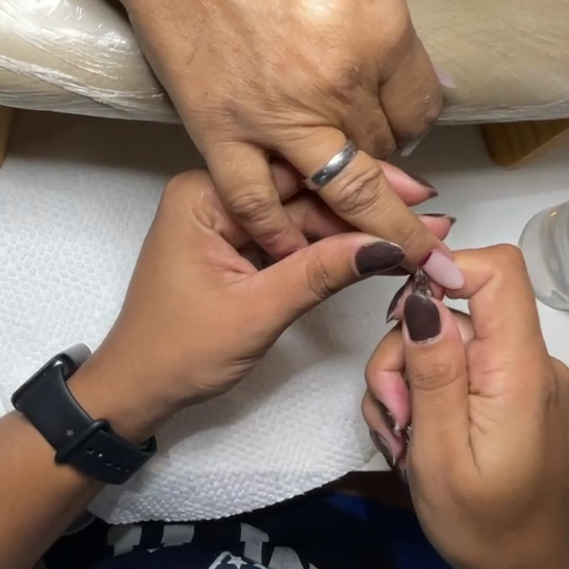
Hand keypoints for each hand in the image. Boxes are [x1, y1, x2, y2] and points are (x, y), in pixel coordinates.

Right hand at [61, 0, 459, 288]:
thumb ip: (375, 27)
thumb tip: (394, 71)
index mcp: (378, 26)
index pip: (420, 106)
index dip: (415, 125)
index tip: (405, 131)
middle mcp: (336, 80)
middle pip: (386, 151)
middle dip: (393, 170)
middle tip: (399, 191)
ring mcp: (279, 115)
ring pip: (345, 191)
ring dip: (370, 223)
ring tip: (391, 250)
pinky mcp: (222, 133)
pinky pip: (261, 202)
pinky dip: (282, 232)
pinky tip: (297, 250)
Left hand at [73, 167, 452, 441]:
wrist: (138, 388)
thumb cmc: (178, 352)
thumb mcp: (256, 311)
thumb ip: (321, 273)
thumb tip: (389, 243)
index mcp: (203, 195)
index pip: (295, 180)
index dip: (362, 191)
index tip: (420, 200)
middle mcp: (212, 196)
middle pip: (300, 195)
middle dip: (363, 213)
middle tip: (431, 221)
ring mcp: (221, 222)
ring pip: (298, 219)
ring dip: (350, 234)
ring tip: (414, 237)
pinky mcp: (230, 248)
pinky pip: (285, 240)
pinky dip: (323, 252)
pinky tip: (368, 252)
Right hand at [359, 247, 568, 568]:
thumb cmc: (479, 525)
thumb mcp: (439, 454)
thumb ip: (433, 374)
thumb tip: (421, 298)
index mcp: (520, 371)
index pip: (497, 272)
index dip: (442, 269)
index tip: (397, 314)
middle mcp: (526, 362)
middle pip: (450, 313)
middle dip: (401, 357)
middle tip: (394, 417)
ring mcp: (514, 378)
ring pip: (438, 342)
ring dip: (403, 385)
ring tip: (403, 441)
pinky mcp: (501, 393)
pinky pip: (451, 370)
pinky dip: (420, 397)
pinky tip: (414, 440)